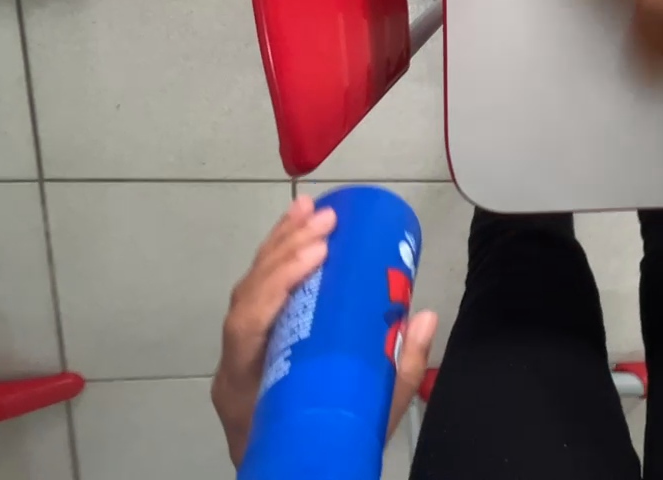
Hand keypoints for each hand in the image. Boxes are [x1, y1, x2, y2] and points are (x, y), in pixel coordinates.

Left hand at [211, 196, 439, 465]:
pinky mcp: (256, 337)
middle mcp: (236, 363)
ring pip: (250, 287)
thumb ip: (398, 374)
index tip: (319, 254)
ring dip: (280, 243)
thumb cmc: (325, 445)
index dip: (278, 283)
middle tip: (328, 221)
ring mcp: (242, 349)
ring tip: (312, 208)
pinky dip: (277, 253)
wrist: (292, 471)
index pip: (248, 327)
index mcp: (247, 387)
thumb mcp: (366, 420)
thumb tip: (426, 315)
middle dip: (286, 251)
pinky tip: (297, 224)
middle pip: (248, 296)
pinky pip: (259, 290)